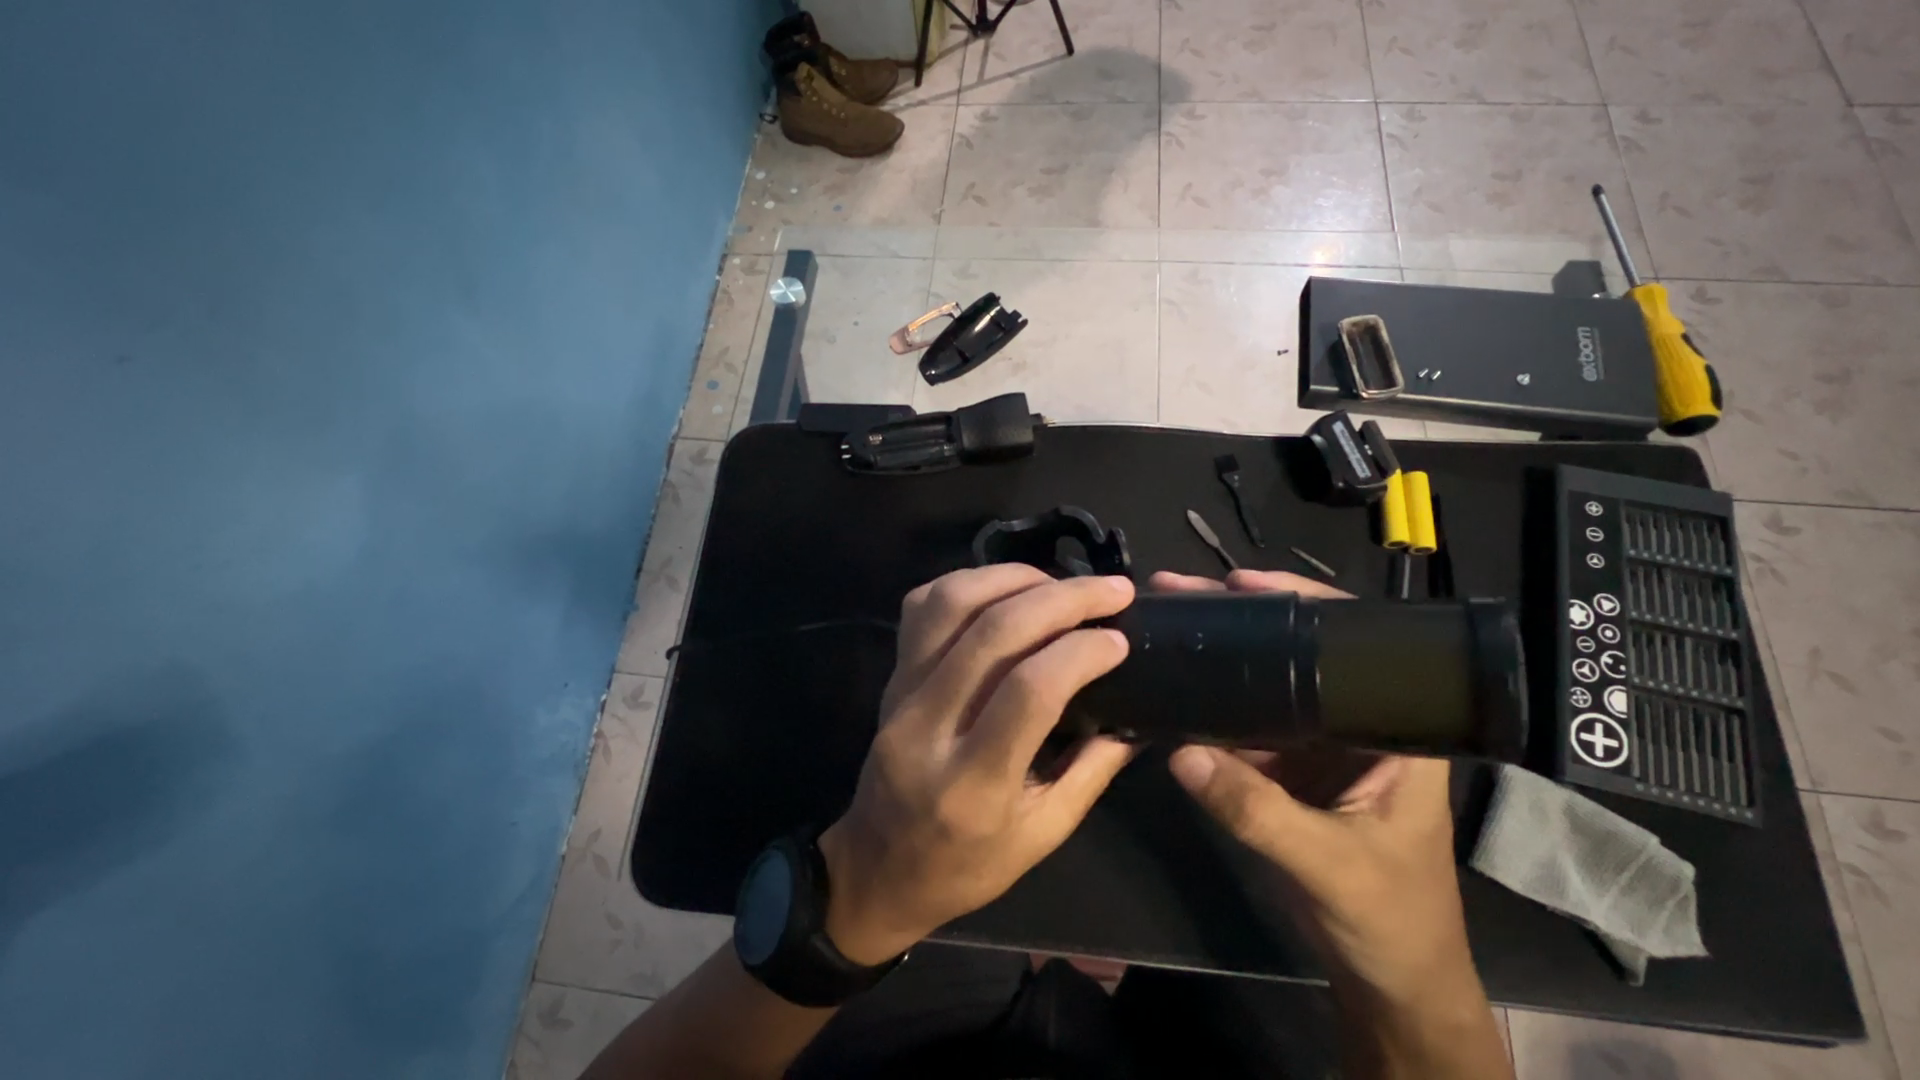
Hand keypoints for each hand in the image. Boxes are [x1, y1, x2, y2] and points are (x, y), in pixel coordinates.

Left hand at [817, 565, 1136, 964]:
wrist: (877, 868)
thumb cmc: (965, 866)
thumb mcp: (1041, 837)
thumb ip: (1090, 773)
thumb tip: (1138, 717)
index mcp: (973, 783)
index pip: (1029, 690)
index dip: (1080, 652)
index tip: (1121, 639)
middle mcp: (929, 728)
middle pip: (992, 634)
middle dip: (1061, 599)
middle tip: (1111, 589)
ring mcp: (901, 695)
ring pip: (949, 605)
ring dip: (1012, 578)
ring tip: (1060, 583)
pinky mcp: (890, 678)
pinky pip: (922, 609)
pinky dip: (968, 584)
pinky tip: (1008, 590)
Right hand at [1152, 570, 1472, 1003]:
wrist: (1389, 983)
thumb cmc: (1390, 919)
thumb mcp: (1329, 865)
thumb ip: (1256, 811)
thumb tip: (1180, 753)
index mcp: (1395, 730)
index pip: (1355, 645)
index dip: (1302, 604)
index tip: (1241, 582)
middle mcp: (1356, 726)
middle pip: (1299, 658)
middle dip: (1241, 624)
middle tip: (1177, 592)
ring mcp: (1317, 749)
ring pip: (1265, 692)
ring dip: (1220, 665)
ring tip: (1168, 627)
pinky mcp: (1286, 776)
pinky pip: (1242, 734)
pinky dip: (1208, 716)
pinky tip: (1172, 691)